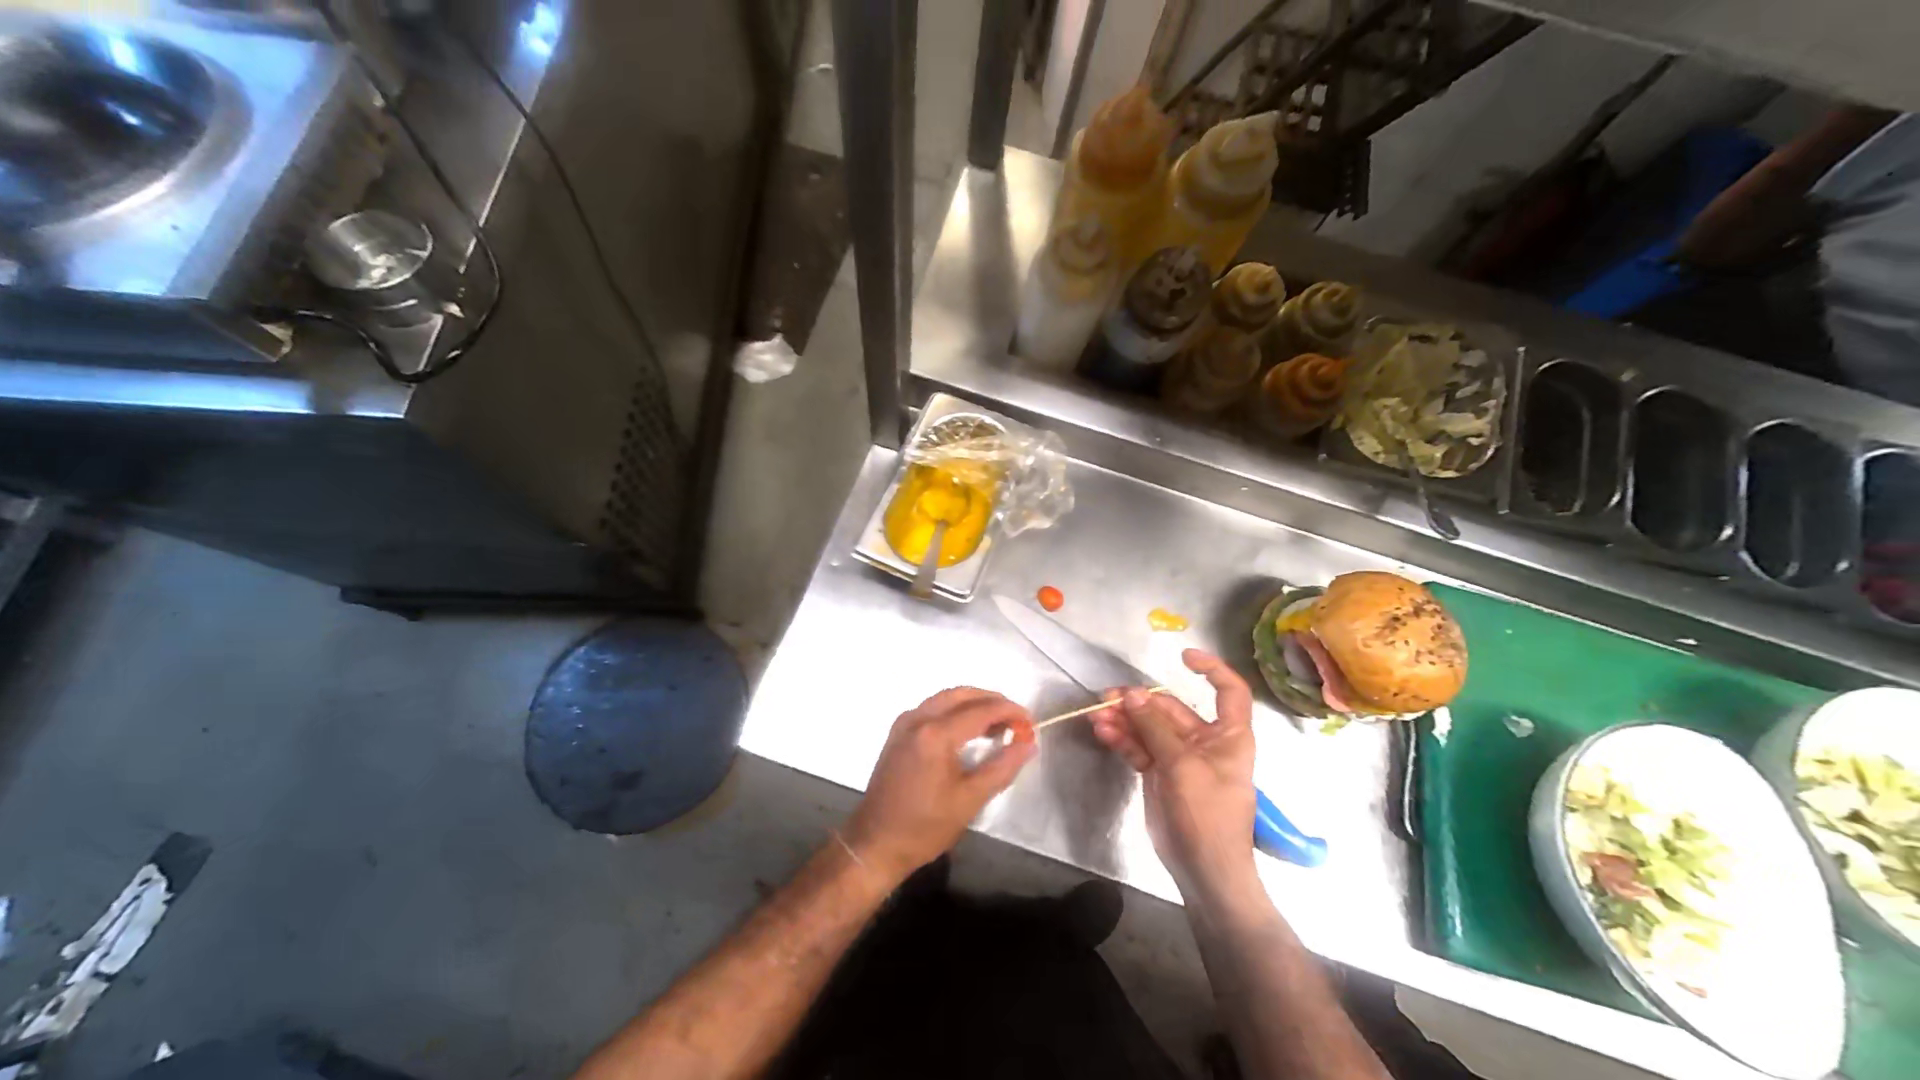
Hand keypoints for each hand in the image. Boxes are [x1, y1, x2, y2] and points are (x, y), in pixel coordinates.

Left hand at [843, 688, 1035, 884]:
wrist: (875, 843)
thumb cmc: (924, 827)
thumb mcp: (970, 800)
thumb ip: (1002, 767)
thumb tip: (1028, 744)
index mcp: (935, 734)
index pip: (981, 710)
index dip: (1010, 711)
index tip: (1031, 722)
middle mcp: (917, 719)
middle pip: (962, 695)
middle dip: (992, 701)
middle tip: (1016, 719)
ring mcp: (904, 724)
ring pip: (945, 698)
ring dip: (973, 704)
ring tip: (998, 725)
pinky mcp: (897, 734)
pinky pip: (932, 708)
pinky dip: (954, 711)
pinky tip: (969, 730)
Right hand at [1089, 650, 1257, 894]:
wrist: (1203, 869)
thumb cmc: (1207, 814)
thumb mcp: (1182, 766)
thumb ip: (1155, 728)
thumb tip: (1132, 695)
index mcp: (1228, 735)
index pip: (1229, 692)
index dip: (1212, 669)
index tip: (1183, 655)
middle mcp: (1205, 741)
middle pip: (1171, 709)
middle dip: (1140, 702)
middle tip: (1108, 697)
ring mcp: (1179, 758)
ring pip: (1149, 727)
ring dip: (1124, 720)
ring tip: (1097, 715)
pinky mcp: (1159, 774)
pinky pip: (1138, 747)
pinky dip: (1122, 739)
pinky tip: (1102, 732)